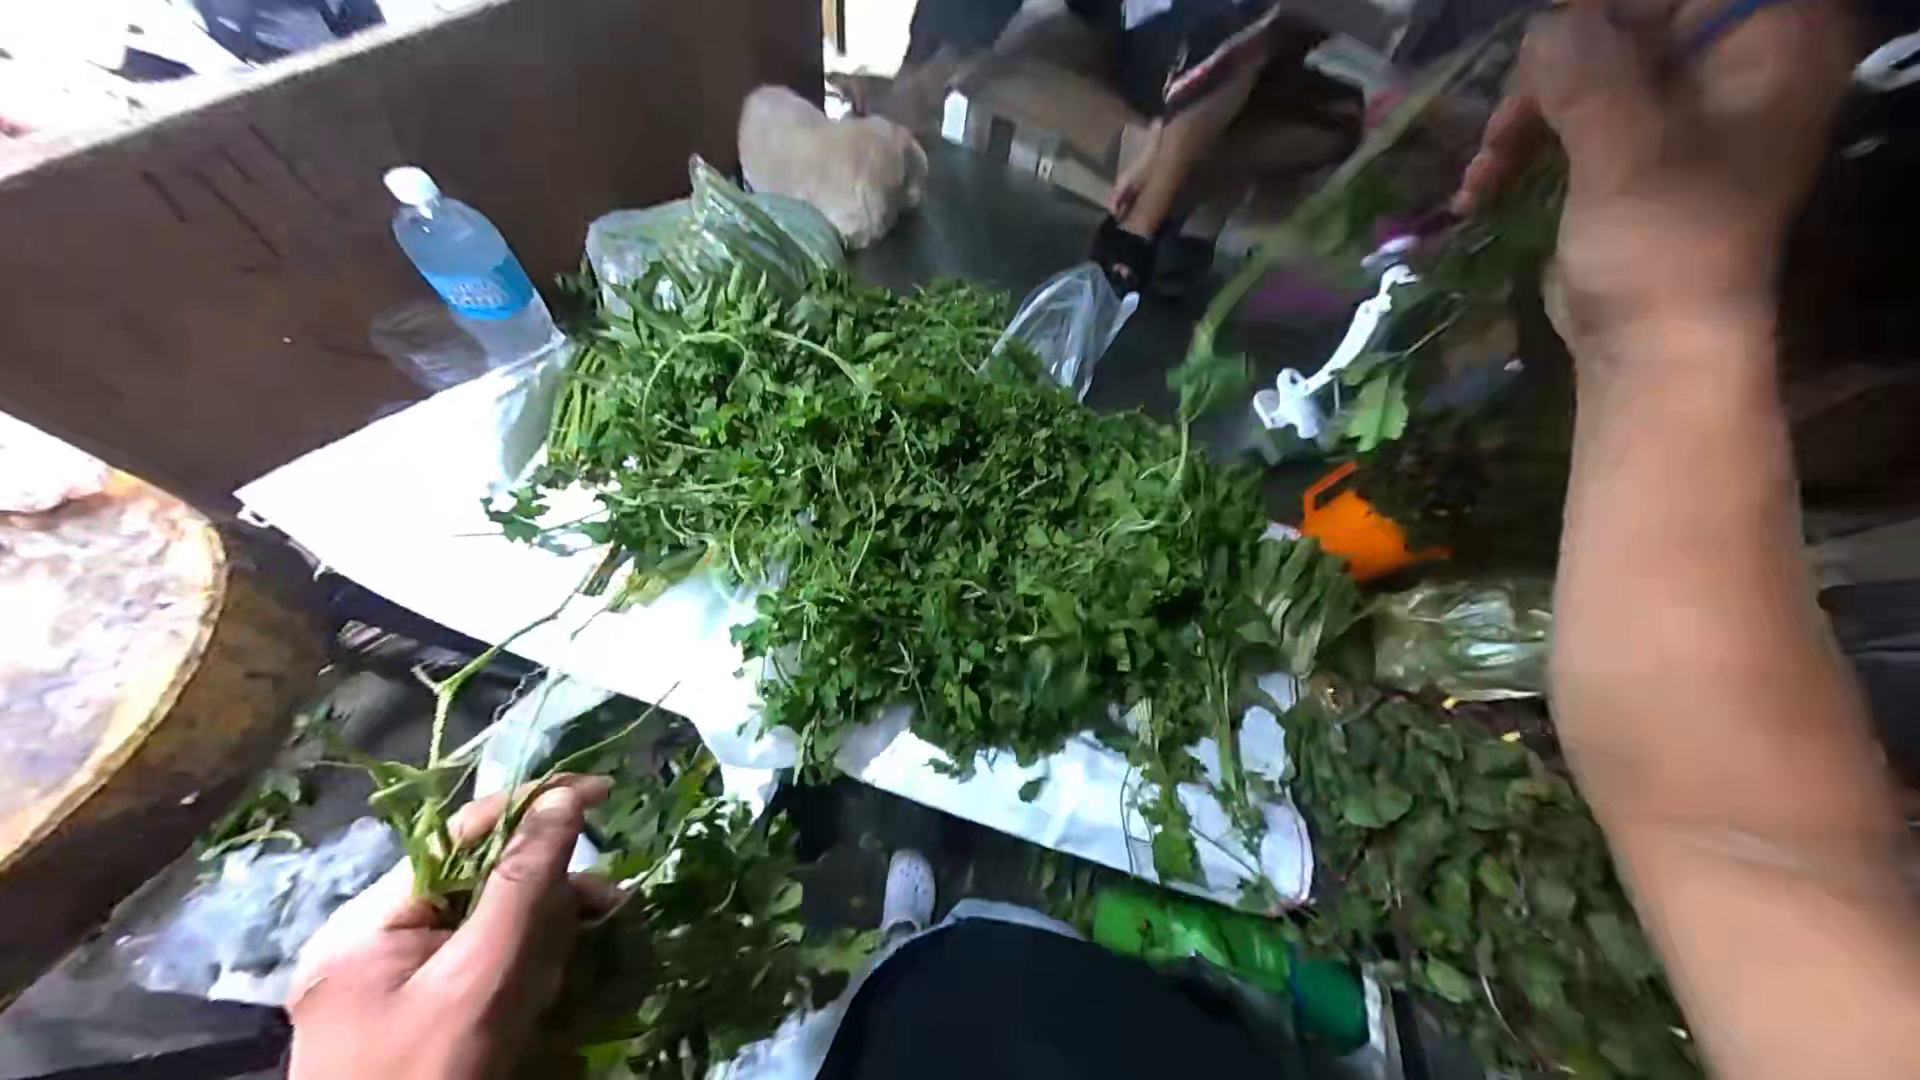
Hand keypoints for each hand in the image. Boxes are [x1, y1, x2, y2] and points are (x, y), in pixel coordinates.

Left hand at [288, 775, 616, 1079]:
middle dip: (549, 887)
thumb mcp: (482, 974)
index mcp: (371, 921)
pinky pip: (495, 946)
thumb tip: (563, 796)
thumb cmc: (433, 1077)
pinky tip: (555, 975)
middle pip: (486, 871)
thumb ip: (524, 878)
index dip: (536, 803)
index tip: (602, 792)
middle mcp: (381, 933)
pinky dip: (534, 952)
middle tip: (602, 904)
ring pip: (499, 909)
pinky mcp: (429, 994)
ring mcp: (403, 968)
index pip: (464, 831)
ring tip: (580, 950)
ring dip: (548, 923)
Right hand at [1455, 0, 1851, 355]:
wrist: (1647, 340)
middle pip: (1624, 32)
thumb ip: (1590, 84)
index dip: (1604, 17)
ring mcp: (1668, 122)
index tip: (1535, 61)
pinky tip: (1480, 189)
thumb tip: (1542, 27)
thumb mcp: (1626, 160)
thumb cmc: (1659, 249)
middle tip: (1499, 132)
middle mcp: (1724, 73)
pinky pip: (1565, 133)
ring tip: (1480, 175)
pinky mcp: (1620, 165)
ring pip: (1582, 85)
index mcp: (1764, 49)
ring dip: (1519, 124)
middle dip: (1546, 80)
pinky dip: (1518, 155)